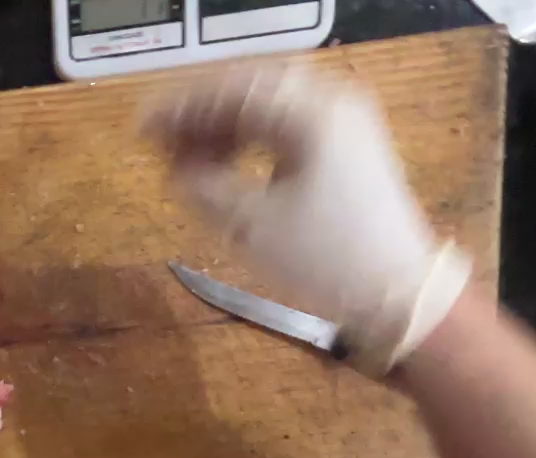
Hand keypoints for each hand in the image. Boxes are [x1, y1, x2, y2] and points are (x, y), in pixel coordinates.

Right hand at [142, 65, 471, 375]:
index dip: (181, 106)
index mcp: (312, 113)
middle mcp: (330, 105)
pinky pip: (281, 131)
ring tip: (182, 160)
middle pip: (250, 91)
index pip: (233, 90)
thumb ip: (205, 189)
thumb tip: (175, 171)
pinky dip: (245, 143)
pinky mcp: (340, 152)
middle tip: (157, 142)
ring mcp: (339, 126)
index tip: (142, 128)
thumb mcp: (253, 226)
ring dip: (219, 129)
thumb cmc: (324, 257)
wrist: (393, 289)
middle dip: (198, 115)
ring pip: (265, 110)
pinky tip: (220, 167)